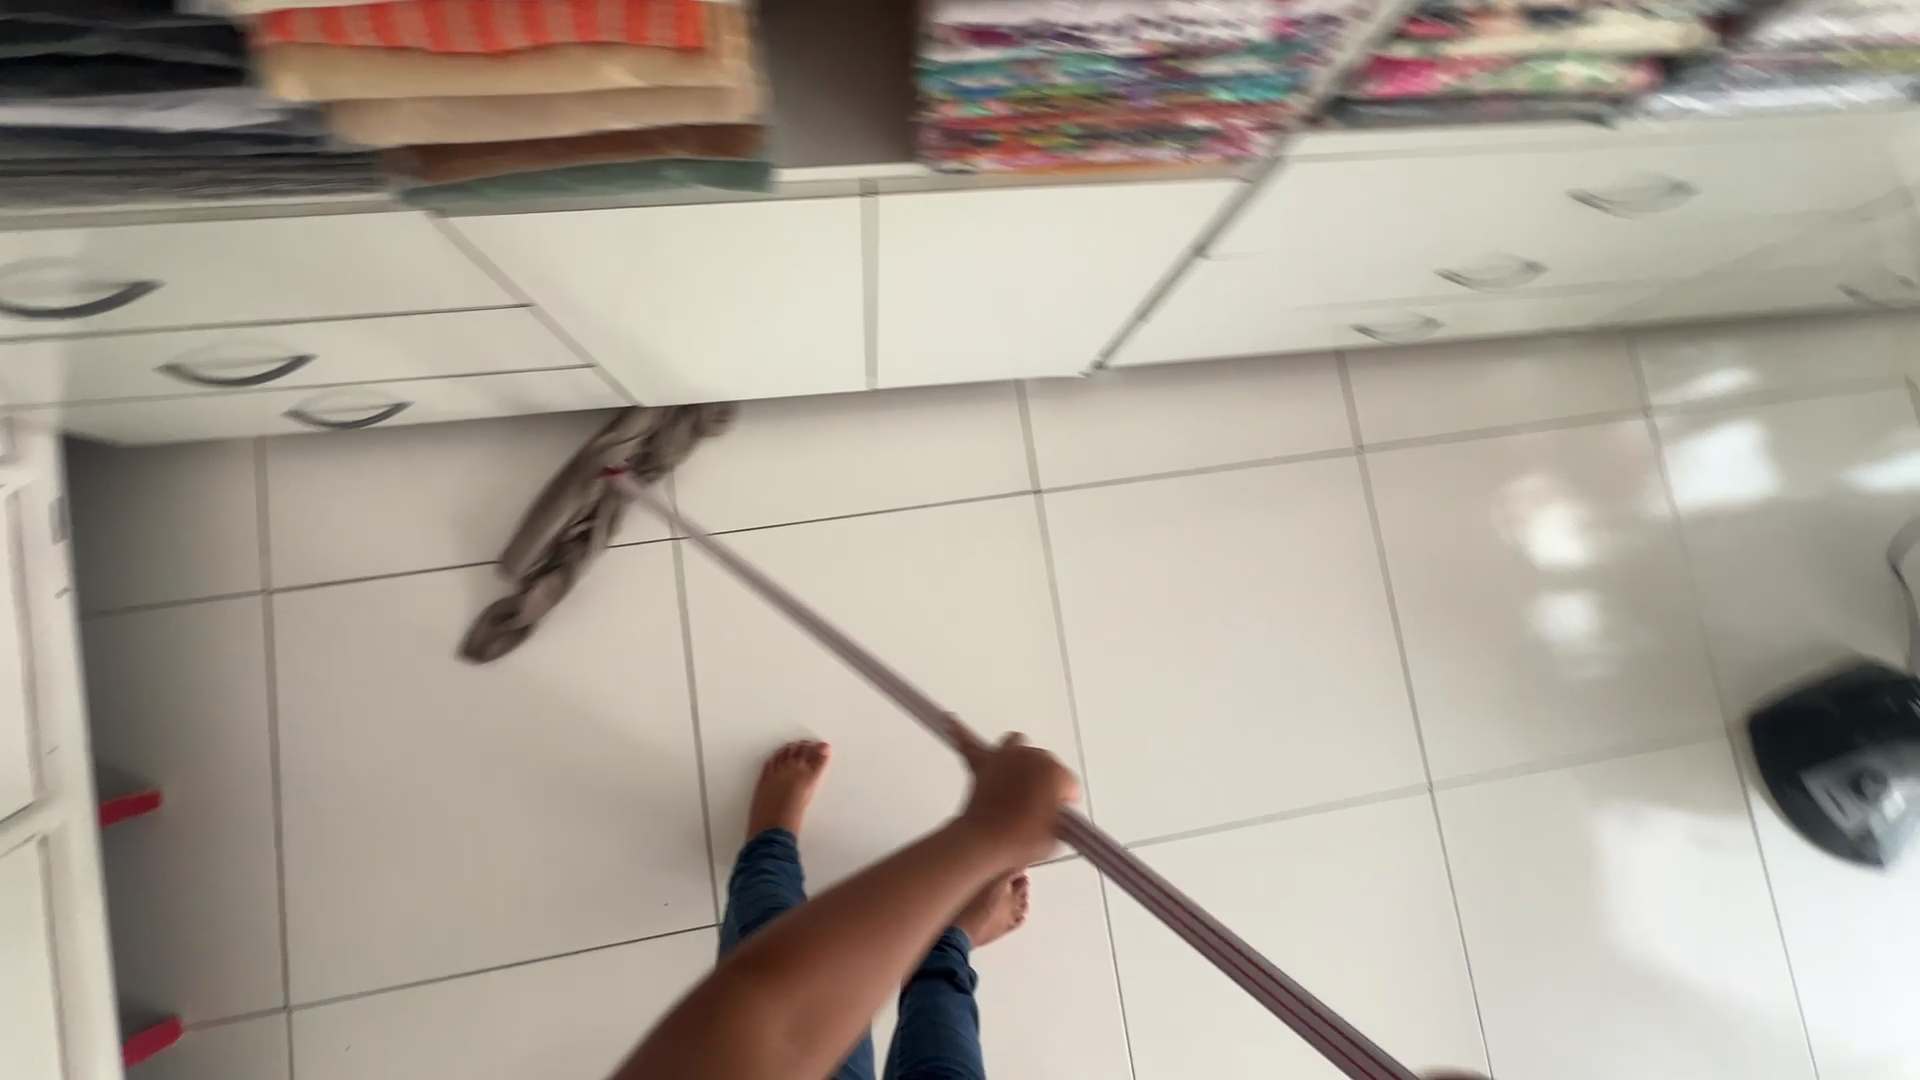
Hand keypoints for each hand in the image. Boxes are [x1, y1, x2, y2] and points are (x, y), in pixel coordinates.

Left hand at [953, 728, 1079, 868]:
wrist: (985, 841)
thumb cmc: (1021, 840)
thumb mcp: (1054, 837)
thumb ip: (1056, 818)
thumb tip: (1050, 815)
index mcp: (1055, 773)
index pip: (1069, 784)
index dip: (1065, 802)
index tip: (1059, 814)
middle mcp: (1032, 757)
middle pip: (1045, 764)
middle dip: (1043, 782)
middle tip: (1037, 806)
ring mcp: (1005, 756)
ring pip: (1016, 744)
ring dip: (1019, 756)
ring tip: (1017, 772)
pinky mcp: (981, 763)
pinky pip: (969, 742)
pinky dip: (961, 733)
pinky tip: (951, 720)